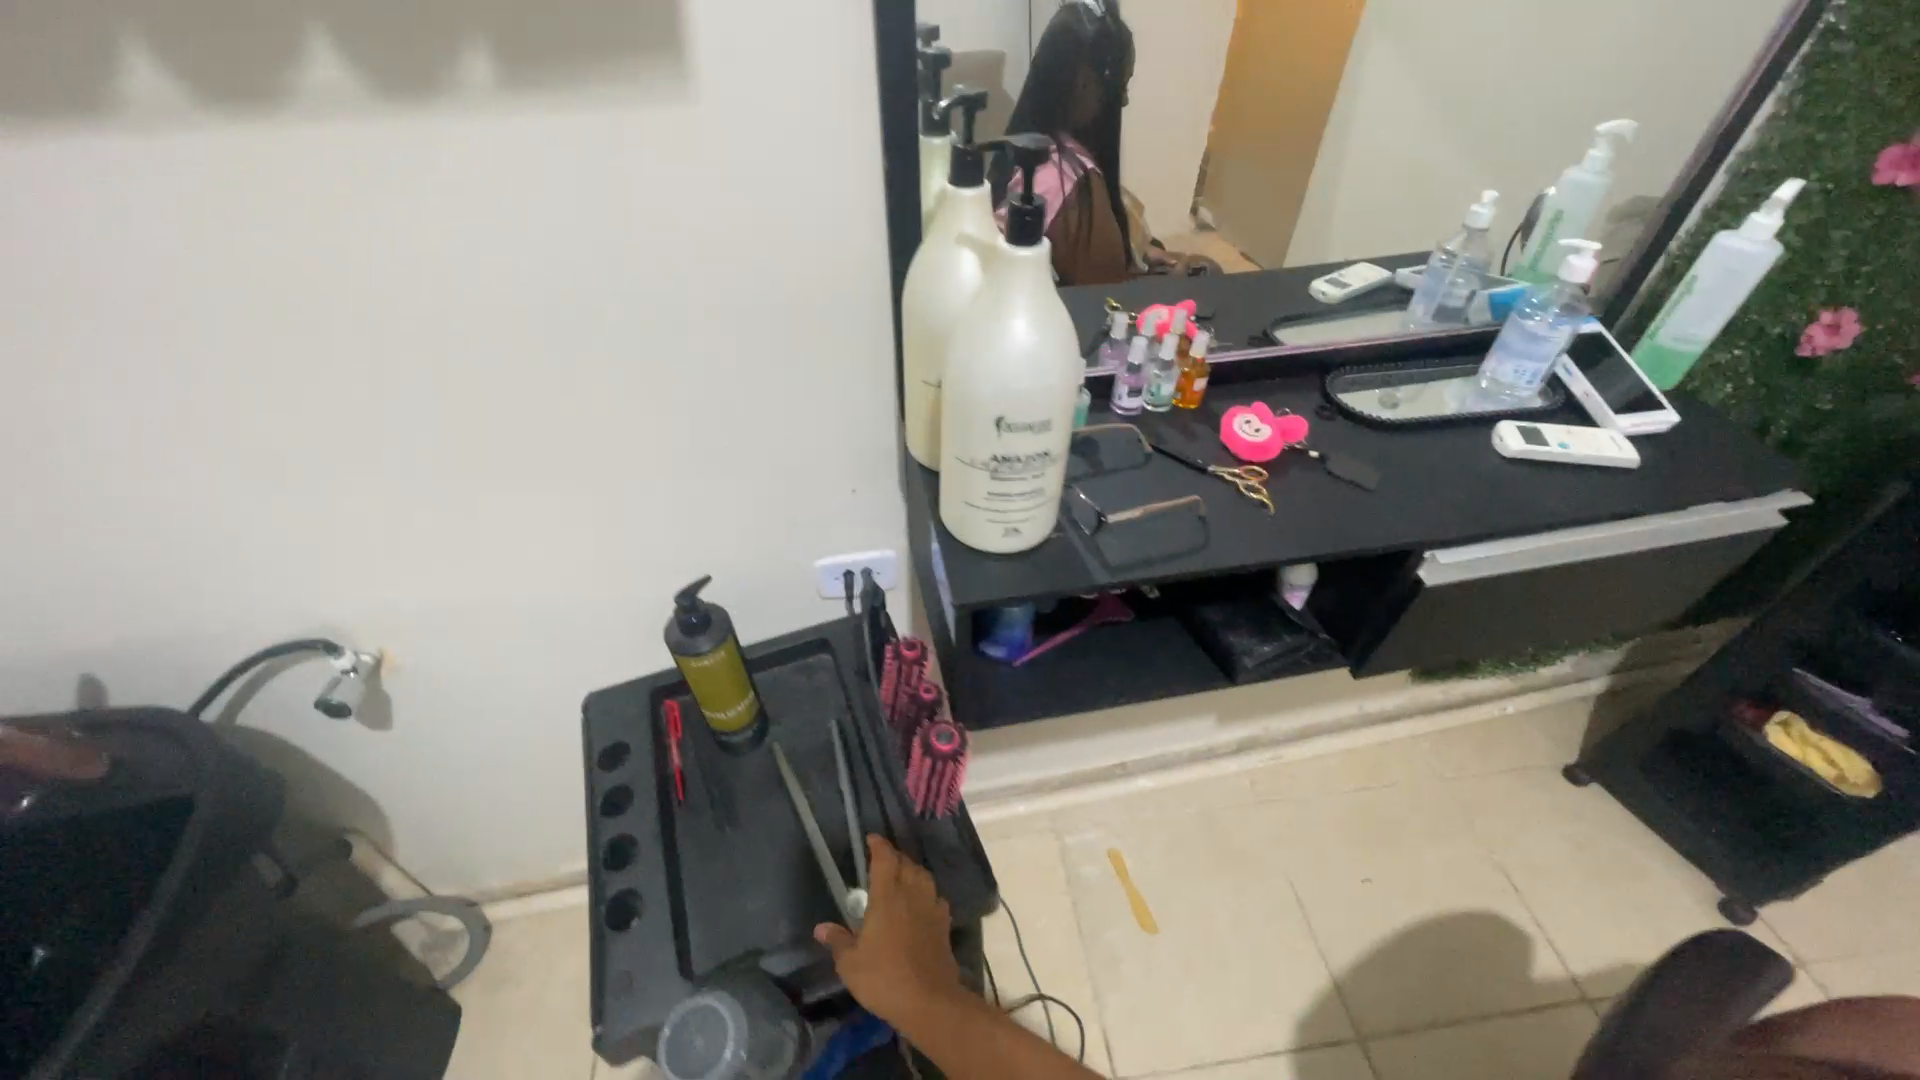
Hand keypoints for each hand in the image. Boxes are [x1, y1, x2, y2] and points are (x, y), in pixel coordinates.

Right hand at [815, 835, 962, 1028]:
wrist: (929, 999)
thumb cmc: (884, 977)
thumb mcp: (851, 963)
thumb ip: (838, 941)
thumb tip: (821, 927)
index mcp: (887, 896)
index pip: (885, 859)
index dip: (879, 845)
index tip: (871, 839)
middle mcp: (911, 893)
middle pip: (906, 863)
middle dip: (894, 856)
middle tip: (882, 860)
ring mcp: (931, 907)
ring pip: (923, 876)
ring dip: (912, 870)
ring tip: (902, 877)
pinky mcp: (944, 923)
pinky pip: (936, 896)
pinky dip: (927, 892)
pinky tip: (921, 902)